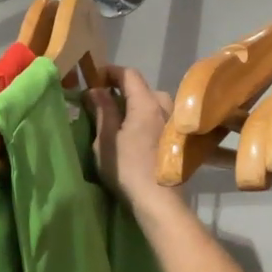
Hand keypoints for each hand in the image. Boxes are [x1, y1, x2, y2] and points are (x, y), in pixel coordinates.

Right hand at [90, 66, 175, 207]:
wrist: (158, 199)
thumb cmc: (126, 168)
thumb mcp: (106, 139)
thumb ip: (103, 110)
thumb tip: (96, 89)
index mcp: (146, 103)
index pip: (129, 74)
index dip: (110, 72)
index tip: (94, 79)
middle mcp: (165, 106)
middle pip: (143, 88)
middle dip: (123, 91)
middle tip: (105, 103)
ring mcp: (174, 123)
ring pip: (154, 103)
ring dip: (137, 105)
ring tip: (121, 120)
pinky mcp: (177, 138)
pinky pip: (161, 118)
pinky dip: (147, 118)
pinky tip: (136, 135)